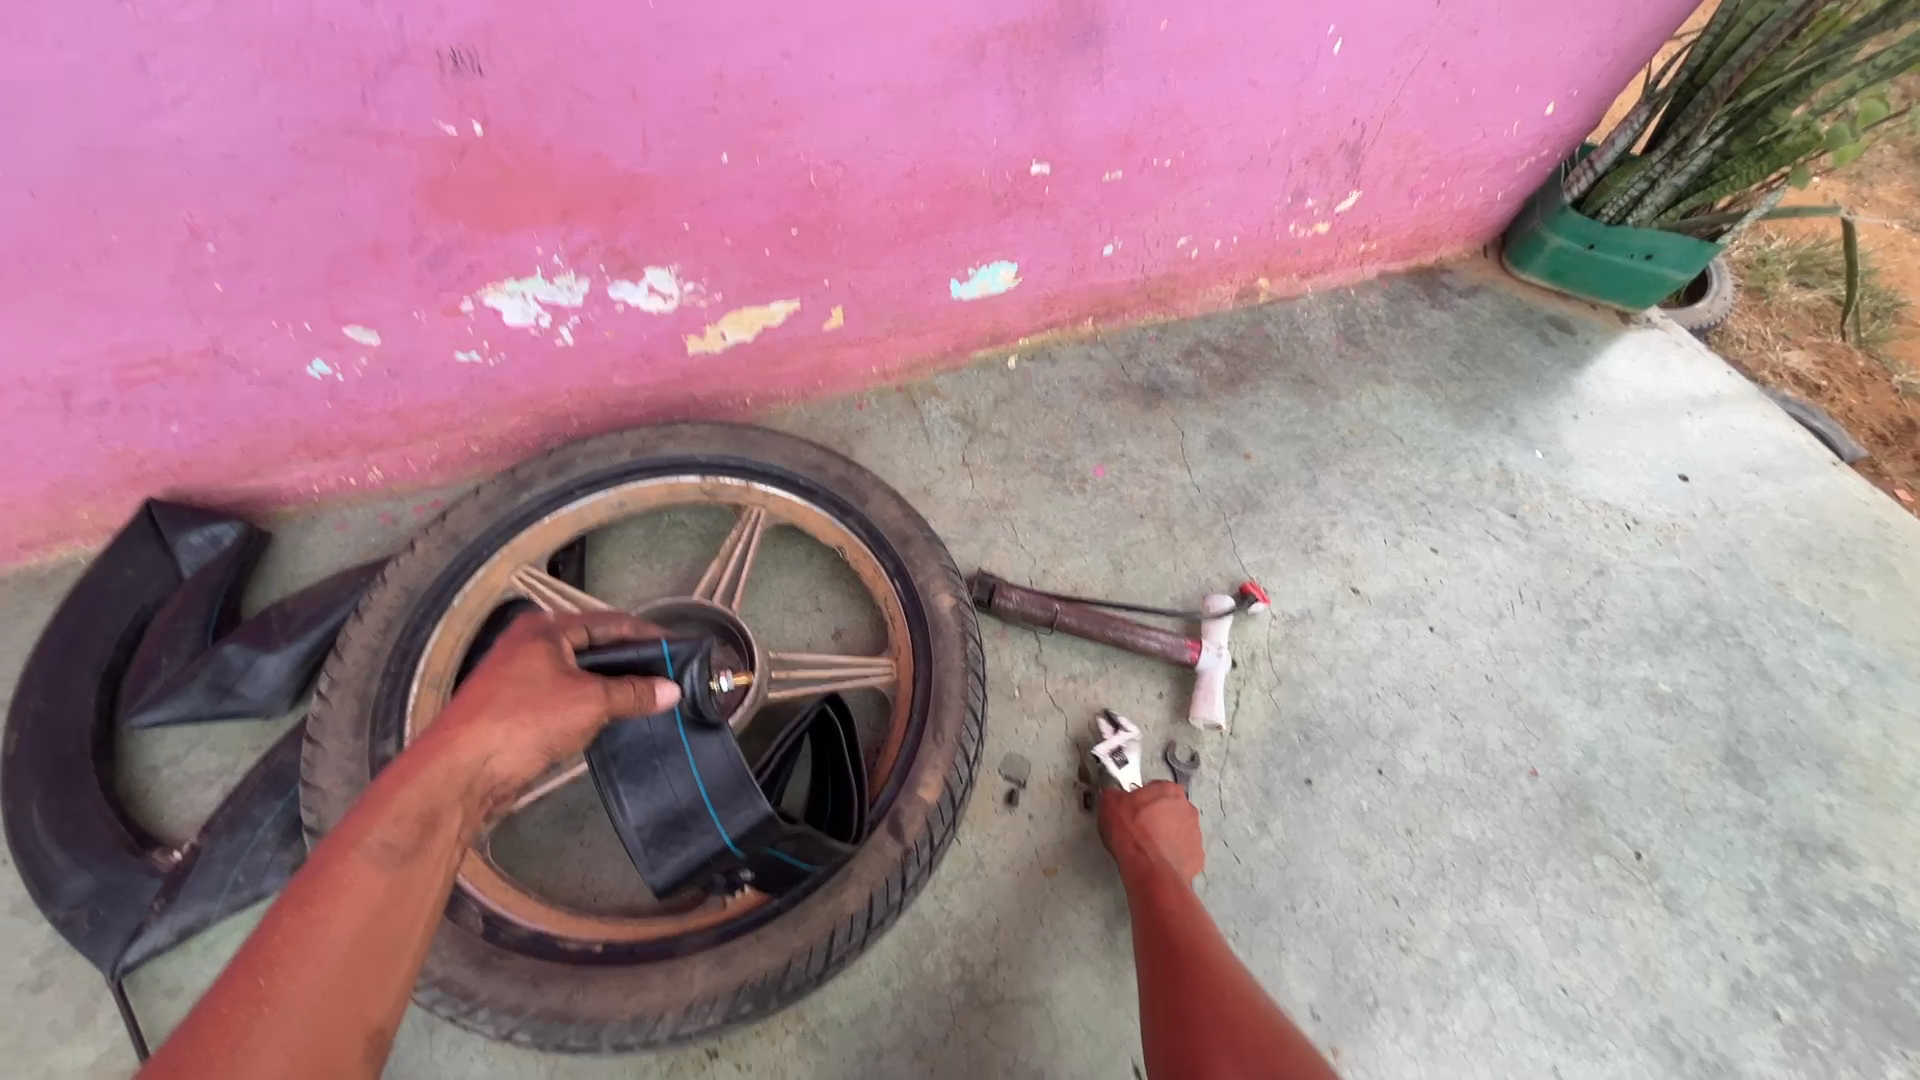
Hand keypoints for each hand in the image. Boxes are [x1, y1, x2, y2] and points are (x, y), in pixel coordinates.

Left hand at [428, 611, 680, 813]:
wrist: (459, 774)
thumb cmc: (526, 722)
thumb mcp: (590, 702)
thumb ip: (634, 692)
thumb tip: (673, 690)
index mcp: (545, 629)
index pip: (611, 622)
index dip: (648, 634)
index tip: (680, 647)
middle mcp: (530, 645)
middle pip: (595, 645)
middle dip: (631, 660)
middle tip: (669, 672)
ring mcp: (519, 677)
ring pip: (580, 673)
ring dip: (612, 684)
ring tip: (650, 694)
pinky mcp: (516, 708)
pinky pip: (567, 695)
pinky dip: (592, 702)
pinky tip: (616, 715)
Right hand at [1099, 781, 1203, 883]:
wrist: (1149, 870)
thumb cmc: (1131, 832)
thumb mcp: (1109, 803)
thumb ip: (1114, 794)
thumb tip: (1115, 796)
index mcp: (1169, 790)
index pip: (1155, 788)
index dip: (1141, 799)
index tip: (1131, 810)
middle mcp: (1188, 809)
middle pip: (1170, 809)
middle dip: (1157, 816)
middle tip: (1139, 828)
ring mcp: (1196, 834)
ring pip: (1178, 831)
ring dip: (1166, 836)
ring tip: (1148, 848)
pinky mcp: (1197, 857)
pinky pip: (1182, 852)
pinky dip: (1172, 855)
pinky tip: (1157, 861)